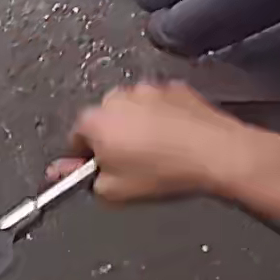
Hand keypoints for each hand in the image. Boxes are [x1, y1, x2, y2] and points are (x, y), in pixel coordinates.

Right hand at [47, 82, 279, 203]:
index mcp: (93, 120)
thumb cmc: (167, 170)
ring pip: (130, 112)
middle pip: (102, 122)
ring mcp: (146, 90)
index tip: (98, 170)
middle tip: (130, 166)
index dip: (86, 159)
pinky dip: (162, 120)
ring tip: (157, 154)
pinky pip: (159, 106)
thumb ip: (78, 178)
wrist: (220, 155)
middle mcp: (115, 99)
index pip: (75, 140)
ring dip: (137, 128)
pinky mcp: (174, 89)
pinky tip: (174, 141)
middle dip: (111, 141)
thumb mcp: (112, 190)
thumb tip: (60, 172)